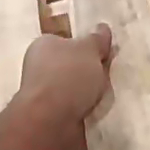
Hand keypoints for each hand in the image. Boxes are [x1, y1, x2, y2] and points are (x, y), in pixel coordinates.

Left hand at [16, 24, 113, 148]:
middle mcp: (41, 68)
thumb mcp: (89, 50)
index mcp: (44, 45)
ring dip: (90, 96)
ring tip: (107, 98)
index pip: (68, 42)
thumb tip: (102, 27)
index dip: (87, 49)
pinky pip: (76, 111)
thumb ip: (97, 40)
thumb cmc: (68, 77)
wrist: (51, 121)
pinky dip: (87, 113)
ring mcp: (45, 95)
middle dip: (91, 74)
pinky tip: (98, 114)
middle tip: (109, 78)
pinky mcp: (52, 118)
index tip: (105, 56)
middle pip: (73, 68)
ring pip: (76, 92)